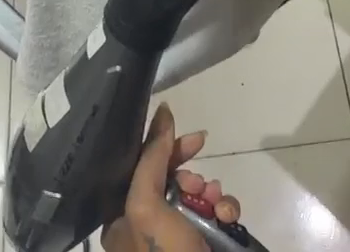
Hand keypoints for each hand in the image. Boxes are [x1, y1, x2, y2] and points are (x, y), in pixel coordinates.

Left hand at [102, 105, 240, 251]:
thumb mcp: (147, 206)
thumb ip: (151, 158)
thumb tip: (163, 111)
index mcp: (122, 222)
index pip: (140, 169)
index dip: (164, 148)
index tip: (192, 137)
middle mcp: (147, 229)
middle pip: (170, 180)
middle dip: (190, 173)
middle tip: (201, 180)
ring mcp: (179, 240)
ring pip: (198, 195)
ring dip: (211, 192)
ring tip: (217, 203)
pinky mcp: (207, 244)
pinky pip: (218, 214)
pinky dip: (226, 209)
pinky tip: (228, 216)